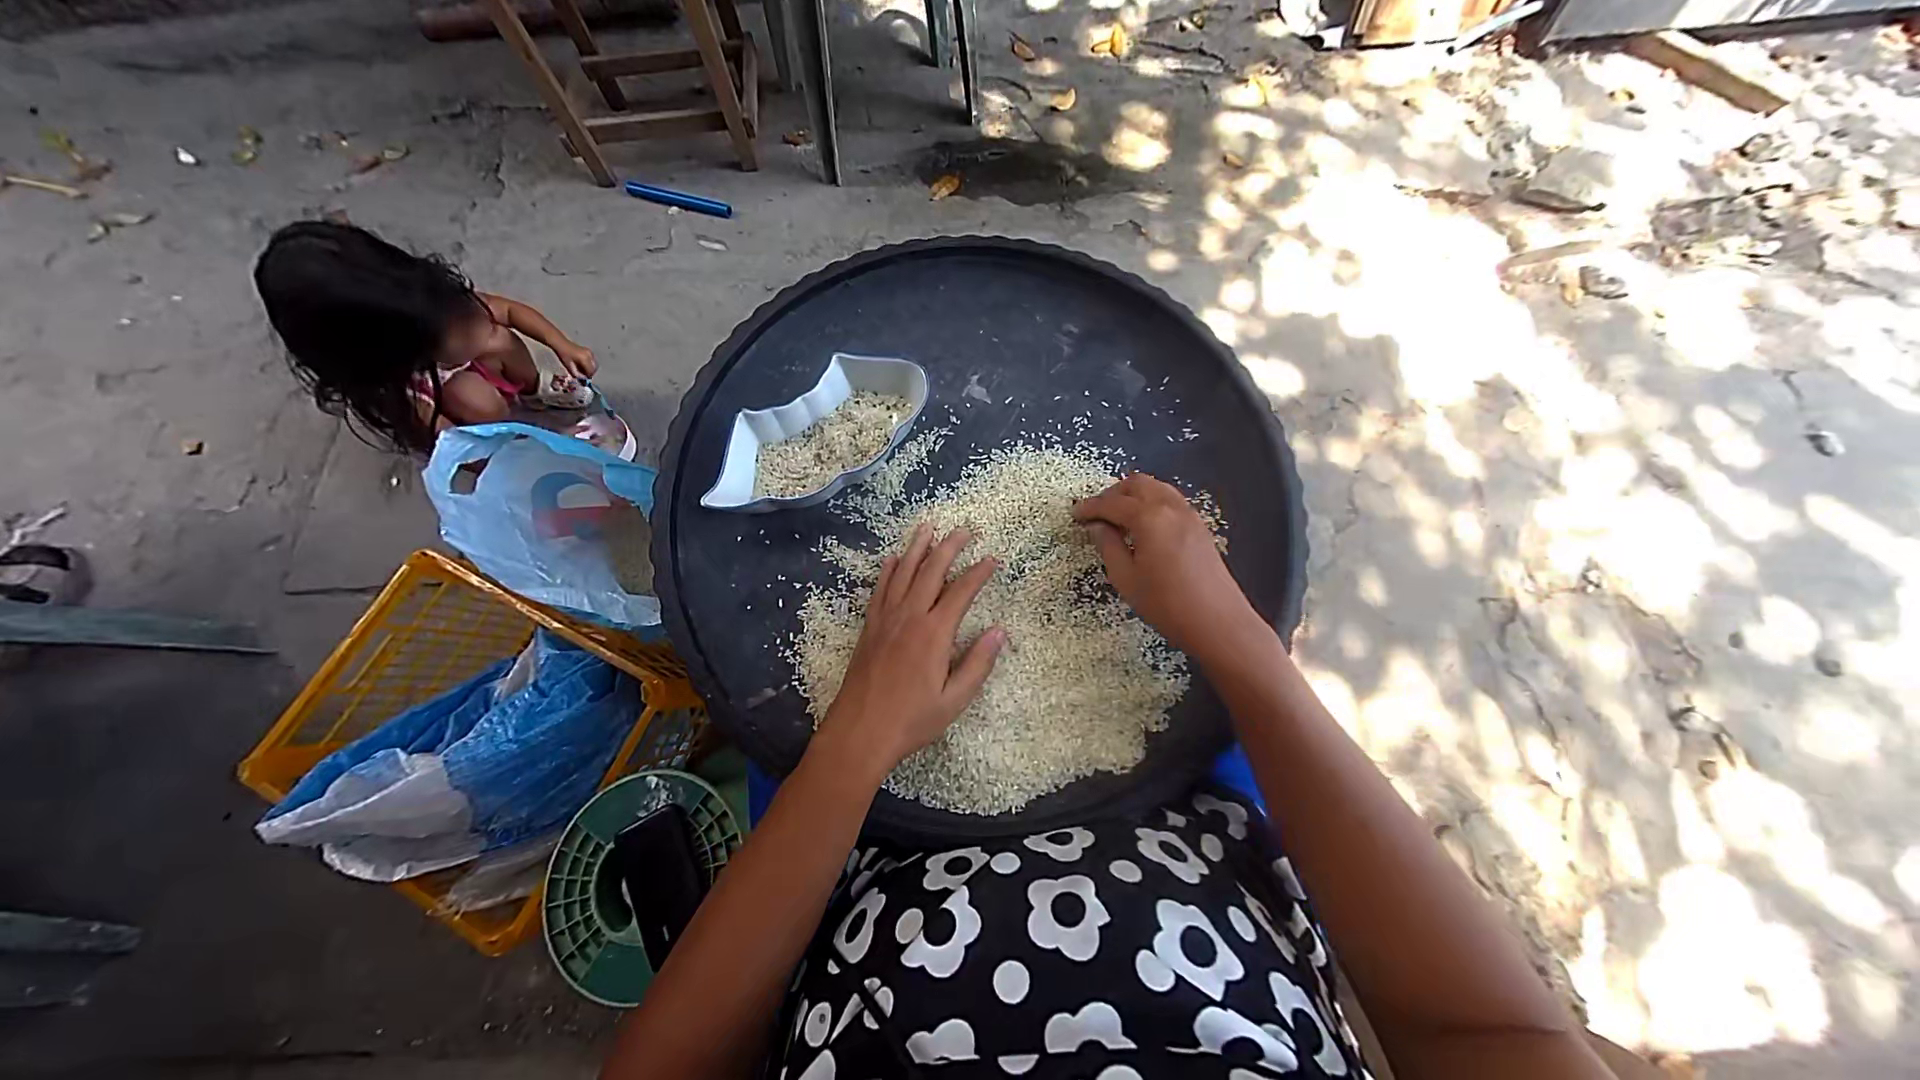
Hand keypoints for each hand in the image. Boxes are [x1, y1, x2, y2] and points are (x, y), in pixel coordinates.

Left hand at [555, 341, 596, 377]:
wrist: (561, 343)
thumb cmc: (563, 354)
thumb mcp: (569, 366)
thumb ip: (577, 373)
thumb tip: (583, 379)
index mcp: (585, 359)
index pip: (590, 371)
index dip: (588, 376)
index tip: (585, 380)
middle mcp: (590, 356)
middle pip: (594, 368)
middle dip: (590, 372)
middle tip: (585, 375)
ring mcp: (590, 353)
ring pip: (594, 364)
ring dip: (591, 368)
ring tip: (584, 370)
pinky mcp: (589, 351)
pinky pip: (593, 360)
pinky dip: (590, 364)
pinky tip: (585, 365)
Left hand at [812, 524, 1005, 781]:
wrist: (859, 732)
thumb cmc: (911, 720)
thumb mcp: (954, 700)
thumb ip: (978, 664)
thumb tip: (1000, 631)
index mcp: (934, 634)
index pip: (962, 592)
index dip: (979, 572)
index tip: (993, 558)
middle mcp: (909, 617)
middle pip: (931, 571)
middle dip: (949, 547)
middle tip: (964, 529)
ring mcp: (886, 620)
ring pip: (903, 573)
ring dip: (918, 548)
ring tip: (928, 527)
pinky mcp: (870, 628)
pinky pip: (880, 590)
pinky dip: (889, 571)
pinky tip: (893, 558)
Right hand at [1073, 473, 1263, 662]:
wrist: (1217, 621)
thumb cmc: (1166, 604)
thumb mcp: (1125, 578)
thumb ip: (1108, 546)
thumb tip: (1097, 527)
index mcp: (1148, 517)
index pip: (1112, 503)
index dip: (1090, 507)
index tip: (1075, 514)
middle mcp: (1170, 507)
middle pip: (1136, 484)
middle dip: (1112, 494)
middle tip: (1096, 513)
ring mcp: (1189, 514)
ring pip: (1156, 488)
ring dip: (1133, 495)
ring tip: (1117, 518)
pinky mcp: (1199, 526)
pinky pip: (1170, 500)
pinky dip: (1151, 503)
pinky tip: (1143, 526)